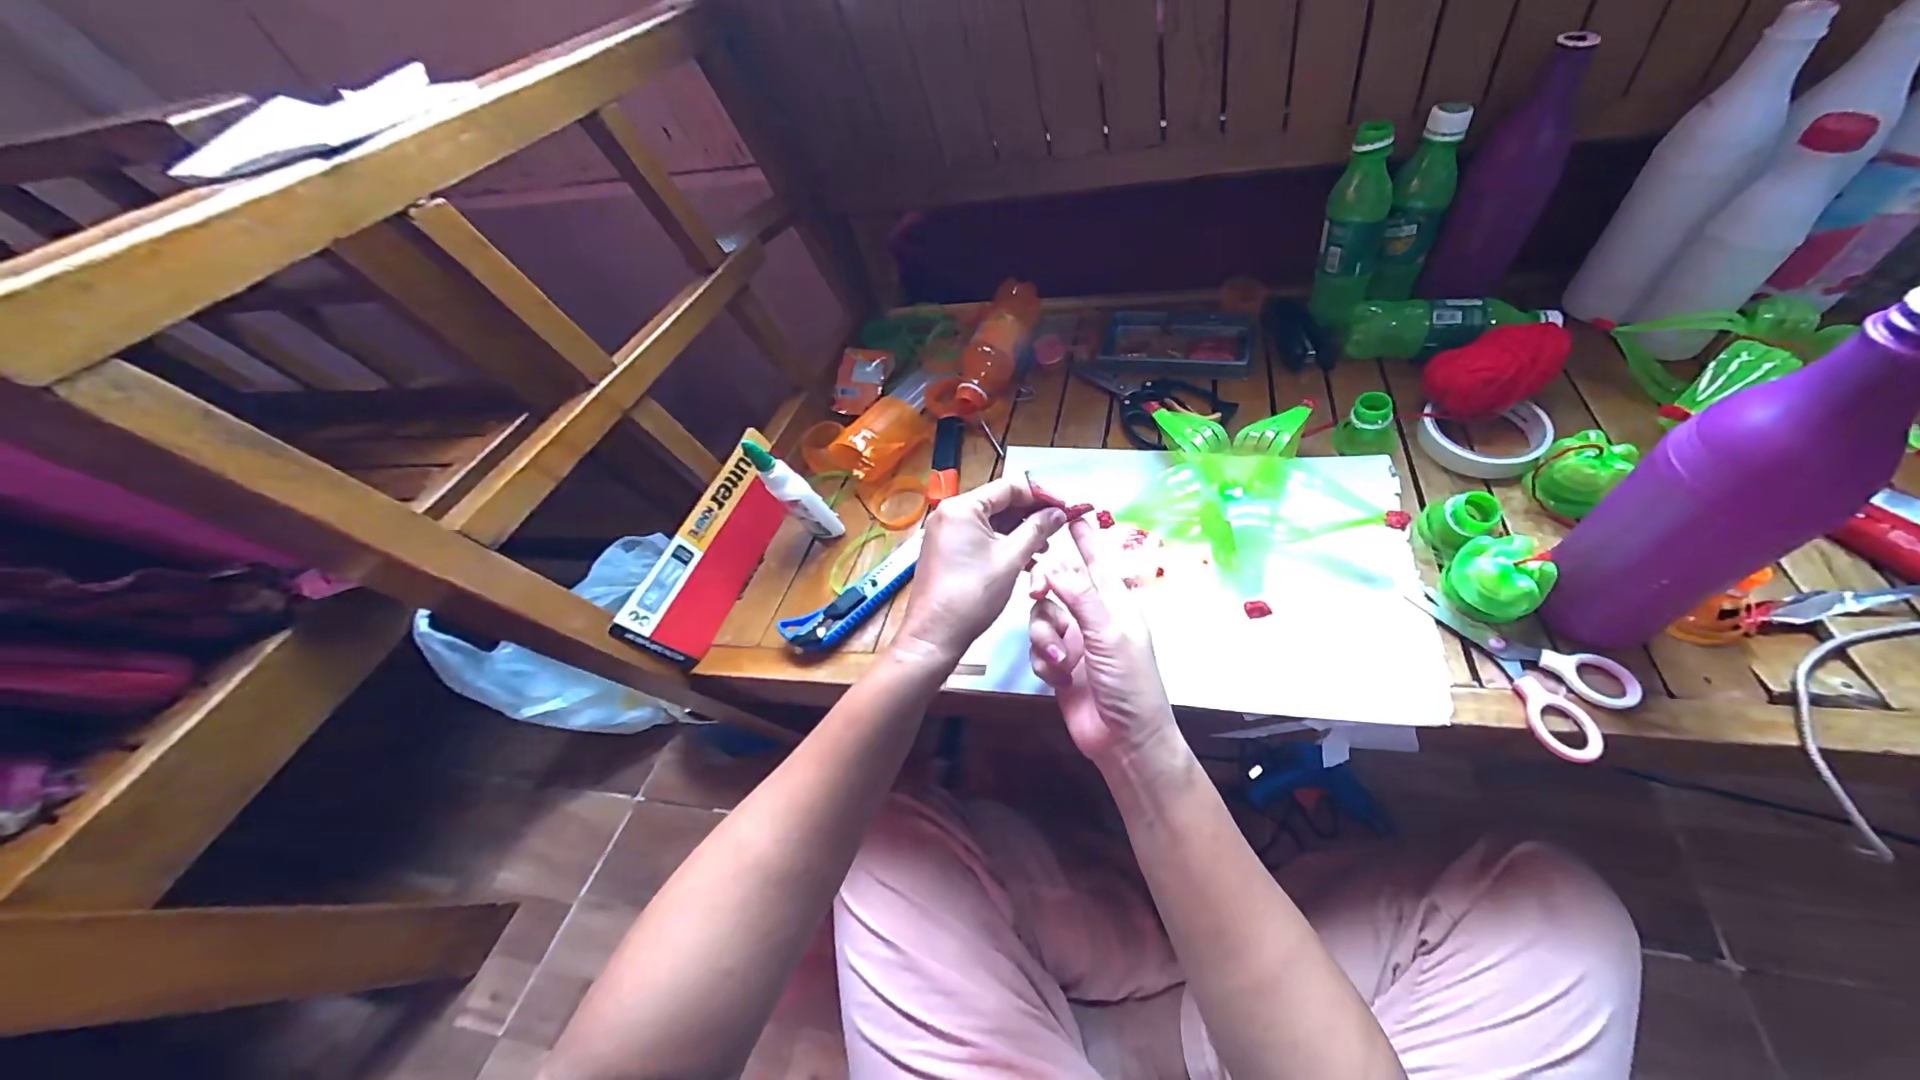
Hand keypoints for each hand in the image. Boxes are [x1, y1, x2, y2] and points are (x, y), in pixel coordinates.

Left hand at [894, 477, 1067, 663]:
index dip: (1041, 495)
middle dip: (1031, 514)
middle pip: (1000, 503)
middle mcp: (950, 514)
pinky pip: (981, 537)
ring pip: (992, 522)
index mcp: (961, 508)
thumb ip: (1037, 529)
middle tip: (1059, 526)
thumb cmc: (970, 596)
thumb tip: (1058, 512)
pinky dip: (1004, 544)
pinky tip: (1026, 559)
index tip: (1064, 506)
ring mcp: (947, 533)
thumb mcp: (1011, 559)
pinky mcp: (948, 551)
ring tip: (1045, 546)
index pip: (1010, 487)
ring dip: (1020, 531)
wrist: (935, 635)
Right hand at [1027, 516, 1179, 767]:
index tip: (1068, 513)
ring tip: (1060, 659)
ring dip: (1045, 637)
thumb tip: (1053, 564)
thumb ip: (1080, 596)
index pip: (1095, 559)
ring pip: (1041, 618)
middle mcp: (1092, 616)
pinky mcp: (1059, 664)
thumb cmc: (1130, 683)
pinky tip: (1057, 676)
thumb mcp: (1108, 634)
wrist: (1123, 740)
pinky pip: (1037, 647)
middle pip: (1057, 586)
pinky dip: (1043, 660)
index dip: (1083, 537)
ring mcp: (1074, 640)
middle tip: (1038, 594)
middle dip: (1045, 592)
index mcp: (1114, 602)